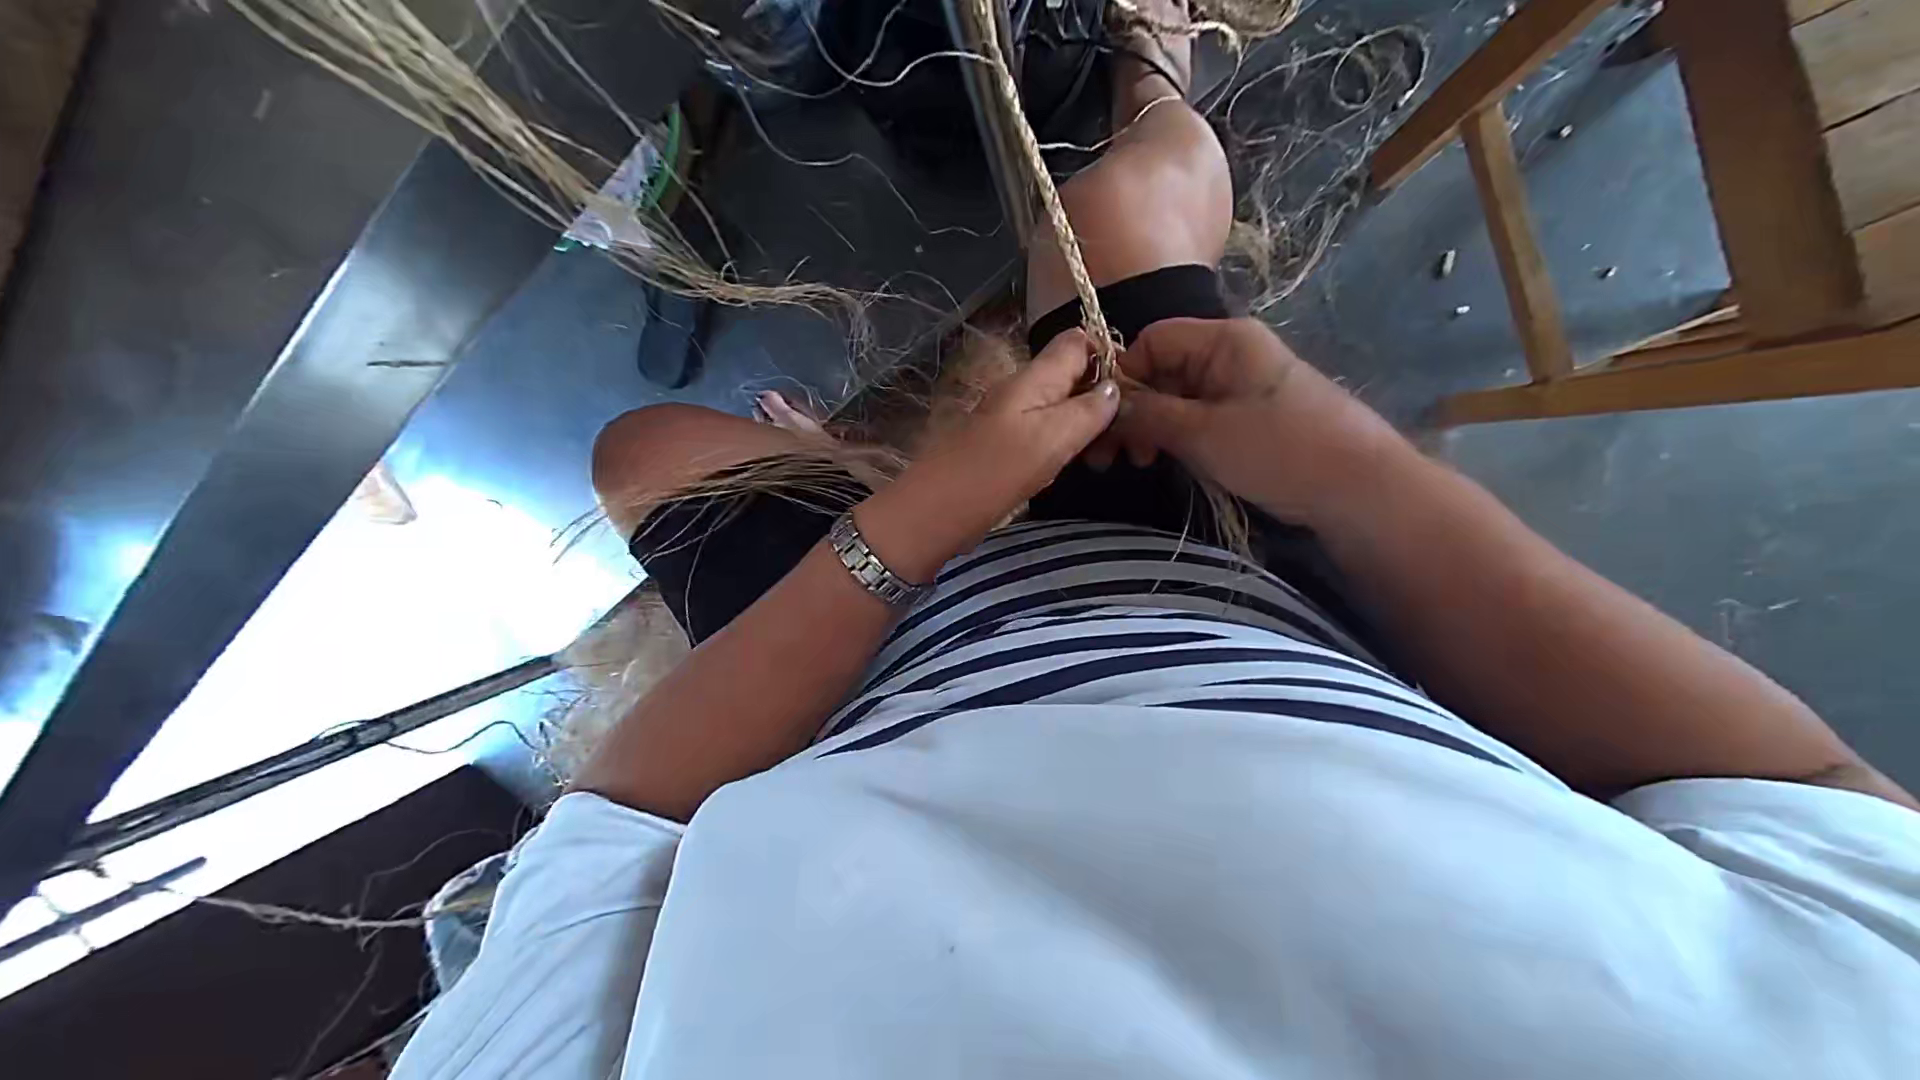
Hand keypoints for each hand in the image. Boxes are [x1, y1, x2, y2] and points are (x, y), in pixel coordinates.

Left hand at [858, 329, 1119, 579]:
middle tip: (1128, 437)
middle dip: (1103, 399)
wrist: (933, 515)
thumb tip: (1115, 387)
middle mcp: (1021, 391)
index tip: (1134, 392)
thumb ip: (1087, 410)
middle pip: (1073, 376)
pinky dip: (1065, 446)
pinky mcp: (1004, 447)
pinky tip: (1074, 466)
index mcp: (1033, 378)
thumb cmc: (992, 474)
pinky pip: (1045, 434)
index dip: (1108, 356)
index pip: (1077, 341)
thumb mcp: (1050, 439)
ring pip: (1061, 408)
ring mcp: (1010, 420)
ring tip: (1108, 457)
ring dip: (1087, 428)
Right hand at [1097, 318, 1407, 521]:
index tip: (1102, 418)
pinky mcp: (1245, 416)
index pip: (1151, 340)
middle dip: (1131, 408)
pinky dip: (1173, 436)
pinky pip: (1196, 416)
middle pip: (1161, 369)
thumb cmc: (1280, 450)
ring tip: (1136, 463)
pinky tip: (1161, 461)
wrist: (1359, 490)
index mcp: (1223, 340)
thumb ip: (1149, 414)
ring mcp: (1239, 386)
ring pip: (1175, 396)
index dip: (1122, 374)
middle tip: (1110, 454)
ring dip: (1148, 427)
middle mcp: (1229, 354)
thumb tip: (1107, 404)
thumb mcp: (1203, 432)